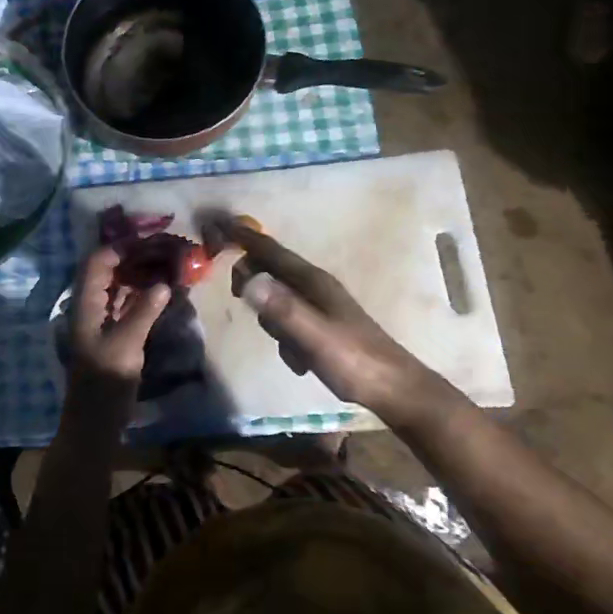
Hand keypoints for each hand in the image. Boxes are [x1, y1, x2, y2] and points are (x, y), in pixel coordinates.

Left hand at [69, 246, 171, 387]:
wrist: (95, 417)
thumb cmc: (106, 379)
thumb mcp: (127, 343)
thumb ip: (144, 311)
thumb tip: (164, 284)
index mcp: (85, 303)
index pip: (97, 262)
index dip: (120, 247)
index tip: (150, 239)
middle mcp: (89, 305)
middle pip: (107, 270)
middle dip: (132, 256)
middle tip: (164, 248)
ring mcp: (100, 319)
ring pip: (117, 286)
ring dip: (138, 273)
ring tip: (167, 262)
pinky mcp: (112, 332)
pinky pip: (124, 303)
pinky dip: (140, 293)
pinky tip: (162, 289)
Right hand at [214, 219, 468, 423]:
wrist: (395, 390)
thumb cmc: (354, 361)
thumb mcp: (314, 337)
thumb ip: (282, 309)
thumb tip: (247, 279)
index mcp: (312, 282)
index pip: (270, 251)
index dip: (244, 236)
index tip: (216, 222)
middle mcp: (315, 286)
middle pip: (269, 269)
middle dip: (251, 280)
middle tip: (238, 297)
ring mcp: (319, 305)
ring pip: (276, 296)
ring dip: (271, 318)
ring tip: (286, 345)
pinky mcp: (321, 324)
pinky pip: (287, 320)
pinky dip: (285, 337)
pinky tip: (298, 360)